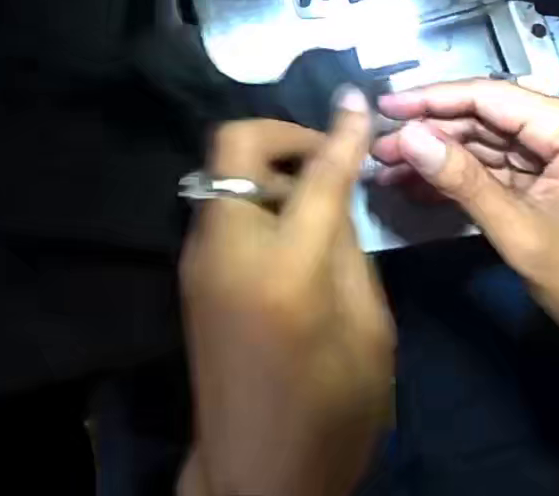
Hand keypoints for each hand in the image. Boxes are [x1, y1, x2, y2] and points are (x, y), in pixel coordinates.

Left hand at [179, 90, 395, 495]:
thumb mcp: (368, 330)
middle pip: (236, 144)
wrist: (253, 478)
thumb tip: (340, 185)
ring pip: (225, 168)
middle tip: (324, 158)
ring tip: (311, 190)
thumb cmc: (330, 413)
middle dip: (283, 133)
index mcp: (285, 271)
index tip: (358, 101)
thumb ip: (350, 245)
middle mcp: (228, 248)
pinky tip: (285, 221)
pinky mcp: (190, 270)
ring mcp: (199, 257)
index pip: (315, 174)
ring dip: (269, 162)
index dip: (340, 132)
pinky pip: (223, 200)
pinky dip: (255, 191)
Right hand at [373, 79, 558, 377]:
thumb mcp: (526, 234)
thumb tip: (407, 135)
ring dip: (443, 158)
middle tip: (377, 148)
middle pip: (485, 117)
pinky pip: (504, 172)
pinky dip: (467, 181)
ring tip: (389, 169)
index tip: (382, 105)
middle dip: (431, 133)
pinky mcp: (558, 184)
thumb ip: (464, 180)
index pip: (487, 95)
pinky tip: (423, 188)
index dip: (430, 98)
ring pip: (490, 145)